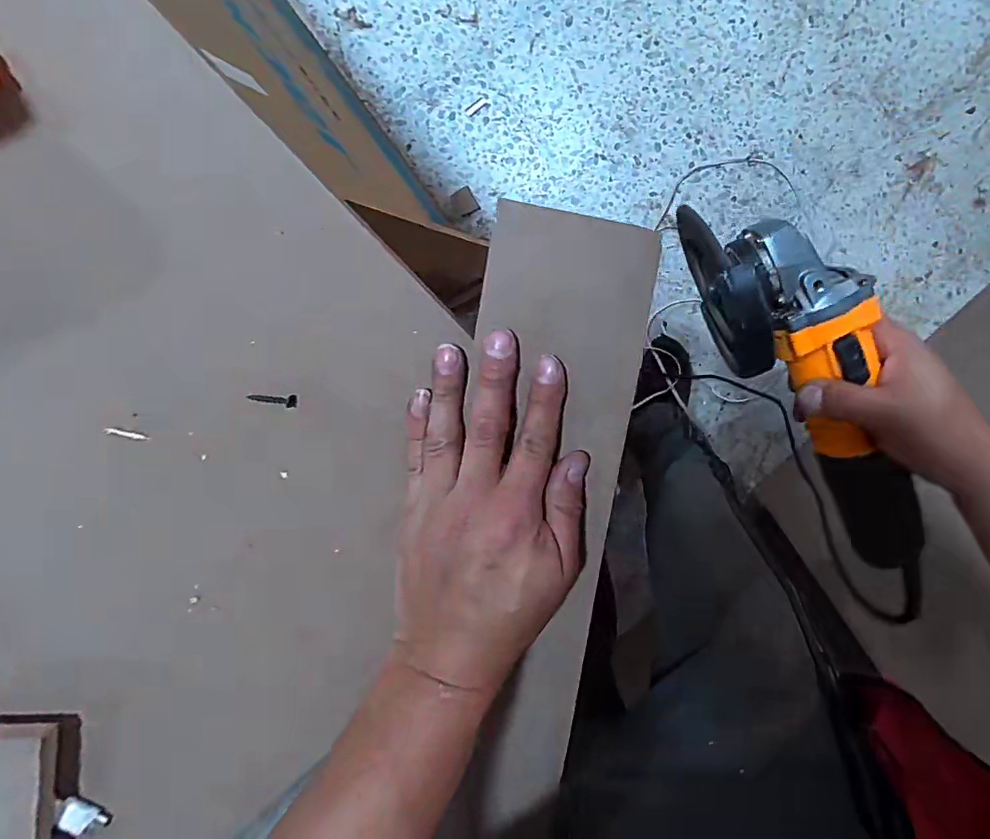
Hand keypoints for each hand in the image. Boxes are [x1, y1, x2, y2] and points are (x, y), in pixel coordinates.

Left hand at [393, 329, 590, 696]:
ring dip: (449, 389)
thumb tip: (576, 458)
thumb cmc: (513, 610)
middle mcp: (476, 497)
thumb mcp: (560, 571)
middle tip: (499, 338)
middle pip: (488, 427)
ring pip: (446, 433)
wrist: (445, 651)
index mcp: (518, 512)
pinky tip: (421, 394)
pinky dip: (417, 424)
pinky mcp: (413, 507)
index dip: (545, 401)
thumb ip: (567, 510)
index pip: (536, 443)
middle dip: (495, 379)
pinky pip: (414, 458)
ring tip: (449, 350)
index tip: (549, 363)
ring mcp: (438, 499)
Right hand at [793, 315, 989, 493]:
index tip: (797, 347)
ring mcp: (899, 375)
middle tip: (803, 386)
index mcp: (896, 341)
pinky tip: (838, 420)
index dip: (821, 325)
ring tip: (816, 407)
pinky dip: (848, 402)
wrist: (973, 468)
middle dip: (823, 365)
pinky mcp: (898, 397)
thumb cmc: (933, 430)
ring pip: (853, 371)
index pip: (851, 316)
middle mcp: (896, 351)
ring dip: (834, 388)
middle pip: (847, 345)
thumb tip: (801, 395)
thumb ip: (838, 400)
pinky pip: (863, 390)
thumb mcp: (880, 412)